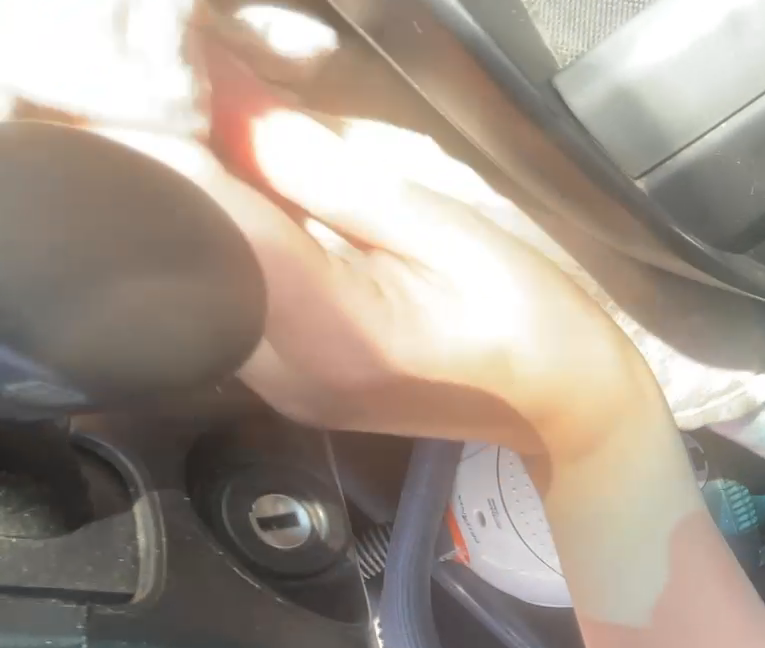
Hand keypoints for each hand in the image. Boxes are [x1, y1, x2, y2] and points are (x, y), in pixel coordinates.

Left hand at [37, 37, 667, 464]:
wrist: (572, 417)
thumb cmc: (544, 334)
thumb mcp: (460, 239)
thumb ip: (337, 178)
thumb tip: (230, 105)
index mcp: (333, 333)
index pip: (187, 211)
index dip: (169, 132)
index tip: (203, 90)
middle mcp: (284, 373)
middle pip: (168, 247)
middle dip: (181, 166)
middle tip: (239, 121)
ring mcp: (282, 388)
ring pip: (184, 274)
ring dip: (206, 208)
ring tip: (266, 169)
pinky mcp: (290, 388)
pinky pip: (221, 300)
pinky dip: (231, 249)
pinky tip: (283, 224)